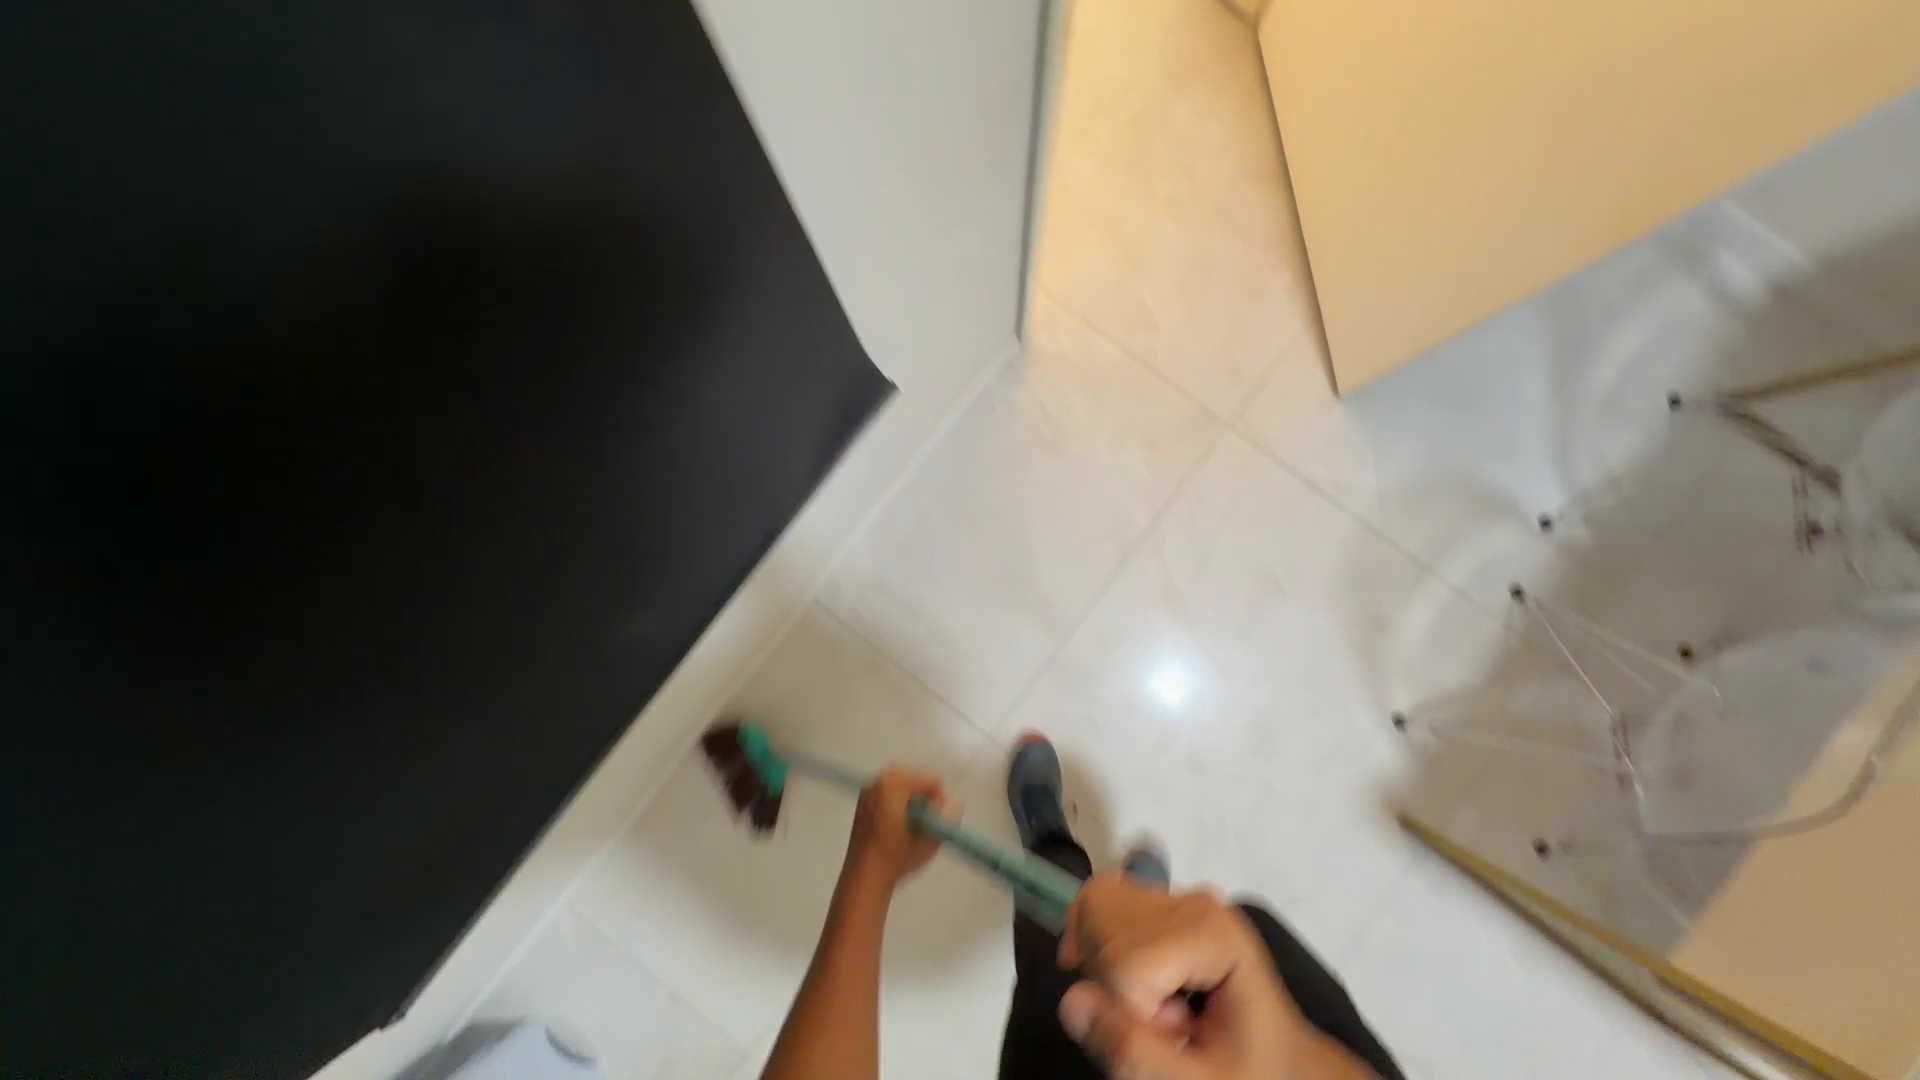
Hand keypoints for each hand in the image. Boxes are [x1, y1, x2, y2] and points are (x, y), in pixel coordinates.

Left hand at [844, 765, 957, 888]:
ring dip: (913, 798)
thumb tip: (957, 803)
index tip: (936, 820)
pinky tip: (901, 823)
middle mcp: (878, 781)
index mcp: (893, 785)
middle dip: (925, 795)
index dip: (938, 799)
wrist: (863, 878)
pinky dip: (899, 800)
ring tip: (916, 822)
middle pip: (914, 777)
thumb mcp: (928, 841)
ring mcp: (868, 790)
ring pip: (901, 782)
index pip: (929, 779)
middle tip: (928, 819)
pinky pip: (888, 790)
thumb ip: (947, 819)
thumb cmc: (896, 859)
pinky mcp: (863, 801)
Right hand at [1056, 873, 1310, 1078]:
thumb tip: (1072, 998)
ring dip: (1101, 962)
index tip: (1177, 1038)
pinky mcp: (1162, 901)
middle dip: (1111, 981)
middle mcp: (1193, 901)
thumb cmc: (1249, 1075)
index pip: (1124, 962)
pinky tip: (1118, 978)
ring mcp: (1177, 896)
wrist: (1282, 1063)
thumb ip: (1136, 1051)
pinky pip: (1100, 901)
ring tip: (1149, 1000)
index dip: (1131, 1014)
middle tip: (1162, 1021)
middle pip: (1102, 920)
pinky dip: (1093, 939)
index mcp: (1213, 935)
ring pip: (1094, 906)